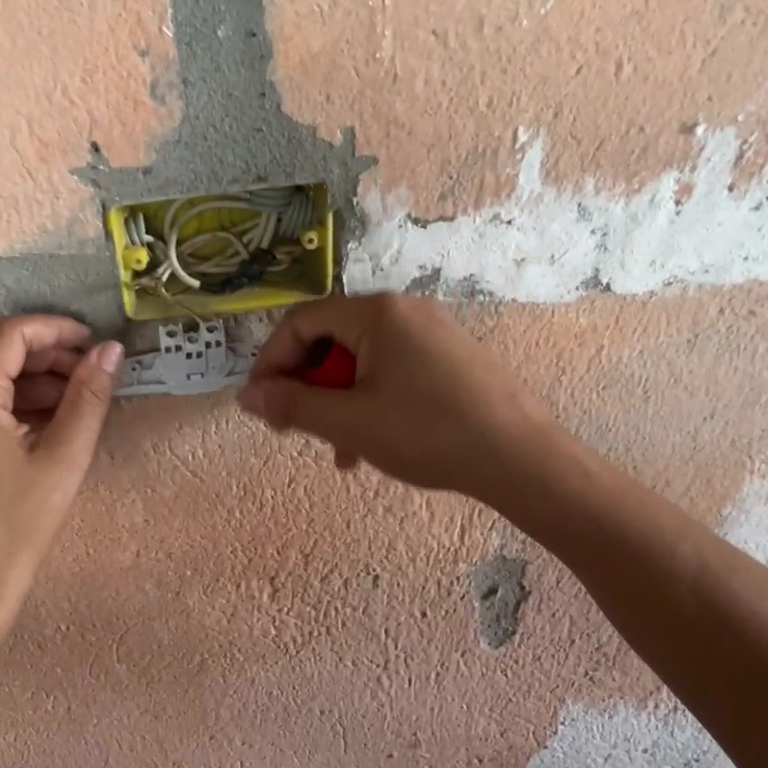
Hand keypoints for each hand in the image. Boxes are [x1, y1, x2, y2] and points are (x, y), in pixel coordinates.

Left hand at [0, 316, 121, 617]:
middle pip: (0, 352)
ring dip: (38, 379)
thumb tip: (111, 349)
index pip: (10, 334)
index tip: (96, 344)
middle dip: (50, 355)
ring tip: (81, 400)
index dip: (56, 329)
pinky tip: (54, 421)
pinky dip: (19, 401)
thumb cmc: (20, 524)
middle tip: (94, 375)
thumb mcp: (64, 457)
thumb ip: (88, 397)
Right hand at [236, 294, 555, 495]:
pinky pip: (392, 368)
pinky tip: (371, 443)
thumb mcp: (350, 422)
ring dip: (337, 400)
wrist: (522, 458)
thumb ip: (292, 404)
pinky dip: (370, 399)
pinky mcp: (450, 355)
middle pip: (331, 338)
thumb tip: (245, 395)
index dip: (271, 361)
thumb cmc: (428, 433)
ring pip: (361, 359)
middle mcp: (403, 309)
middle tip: (295, 428)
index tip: (260, 403)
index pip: (300, 321)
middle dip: (307, 385)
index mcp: (376, 312)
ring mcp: (432, 331)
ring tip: (338, 450)